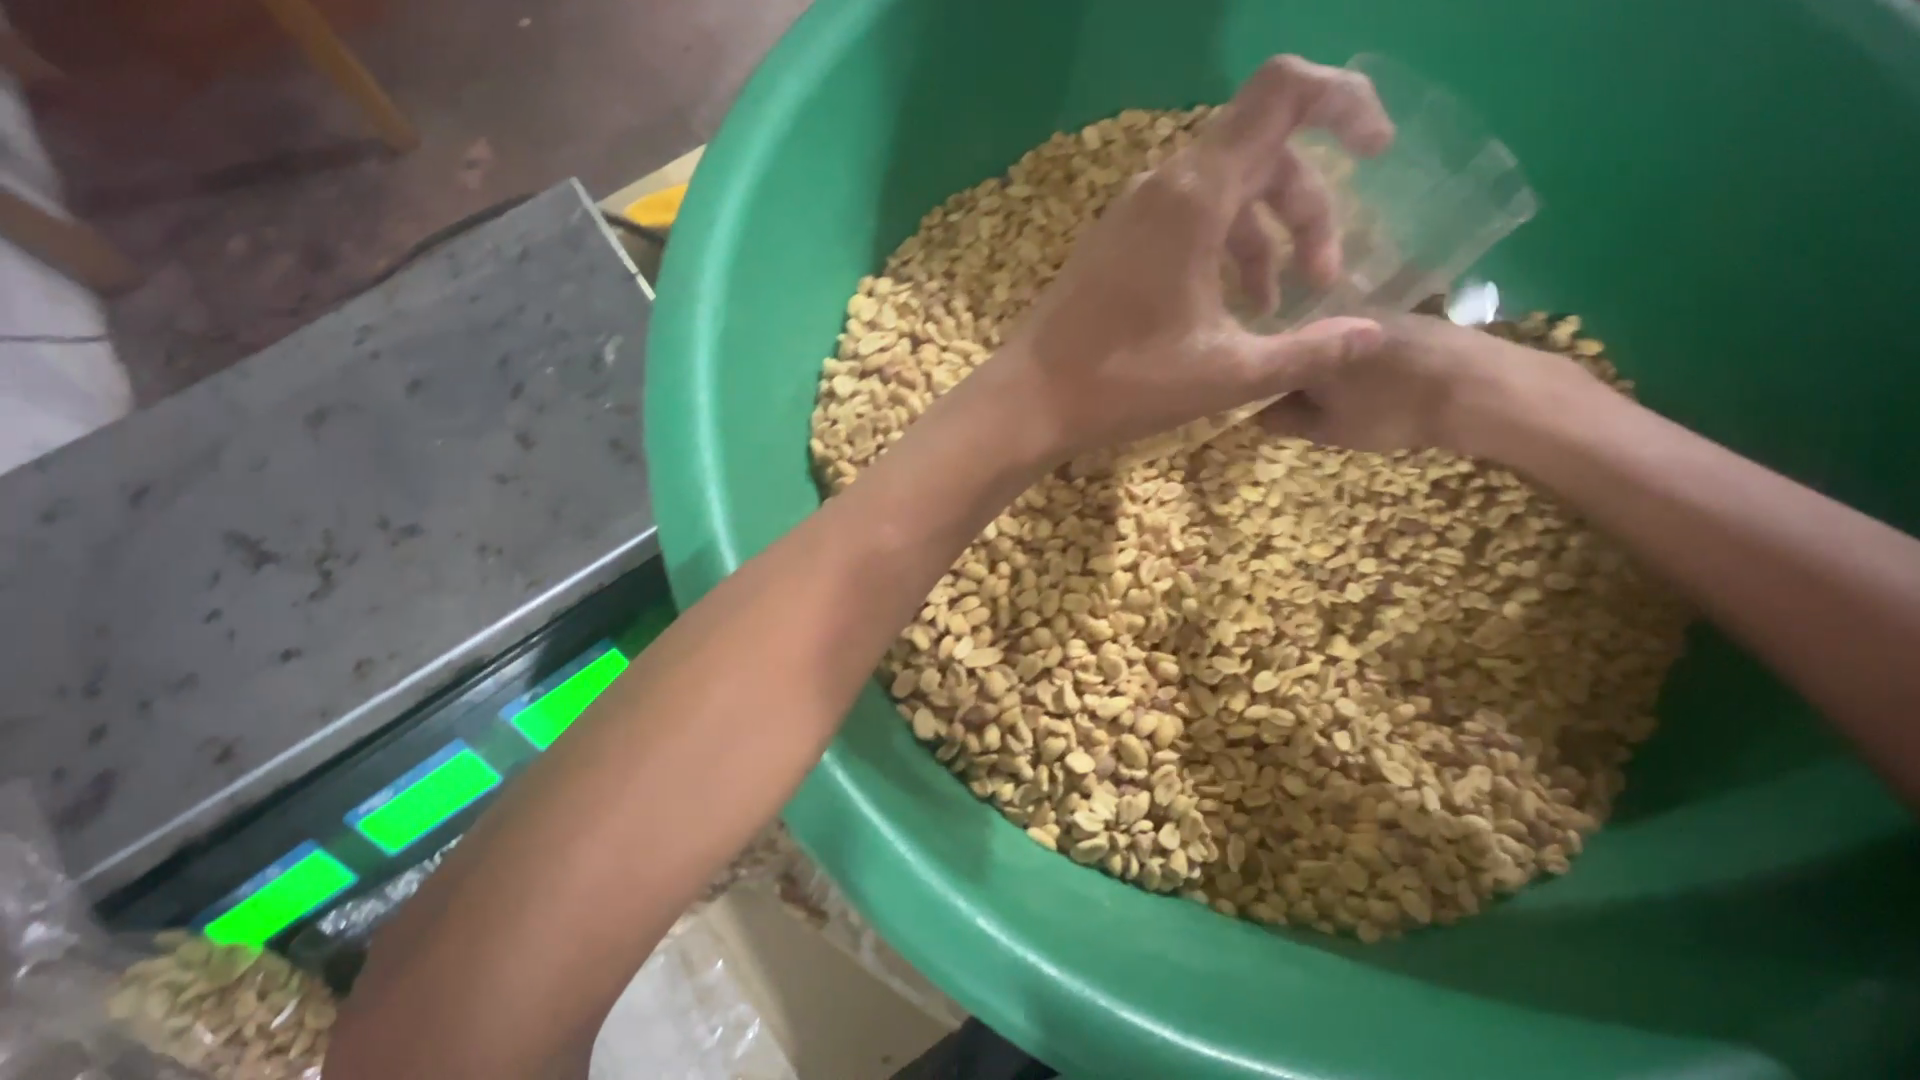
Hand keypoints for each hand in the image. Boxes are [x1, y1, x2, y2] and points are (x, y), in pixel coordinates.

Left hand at [988, 55, 1395, 461]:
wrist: (1030, 400)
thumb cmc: (1126, 384)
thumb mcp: (1229, 373)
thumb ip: (1309, 350)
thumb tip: (1373, 335)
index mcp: (1196, 195)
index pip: (1284, 94)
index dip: (1343, 101)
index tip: (1378, 152)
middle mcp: (1166, 185)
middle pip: (1265, 153)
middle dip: (1309, 209)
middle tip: (1324, 281)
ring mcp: (1137, 209)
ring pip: (1228, 191)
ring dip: (1268, 237)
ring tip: (1281, 307)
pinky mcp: (1120, 237)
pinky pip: (1192, 218)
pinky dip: (1227, 247)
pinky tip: (1235, 307)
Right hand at [1258, 314, 1605, 458]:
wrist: (1479, 388)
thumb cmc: (1391, 411)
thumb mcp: (1328, 428)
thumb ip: (1286, 420)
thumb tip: (1256, 414)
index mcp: (1305, 338)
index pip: (1267, 358)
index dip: (1260, 383)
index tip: (1261, 406)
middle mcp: (1333, 313)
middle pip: (1299, 344)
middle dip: (1294, 370)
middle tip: (1302, 407)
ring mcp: (1374, 310)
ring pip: (1333, 339)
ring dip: (1329, 363)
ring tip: (1339, 396)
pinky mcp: (1408, 316)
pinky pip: (1365, 337)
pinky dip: (1361, 358)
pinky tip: (1376, 382)